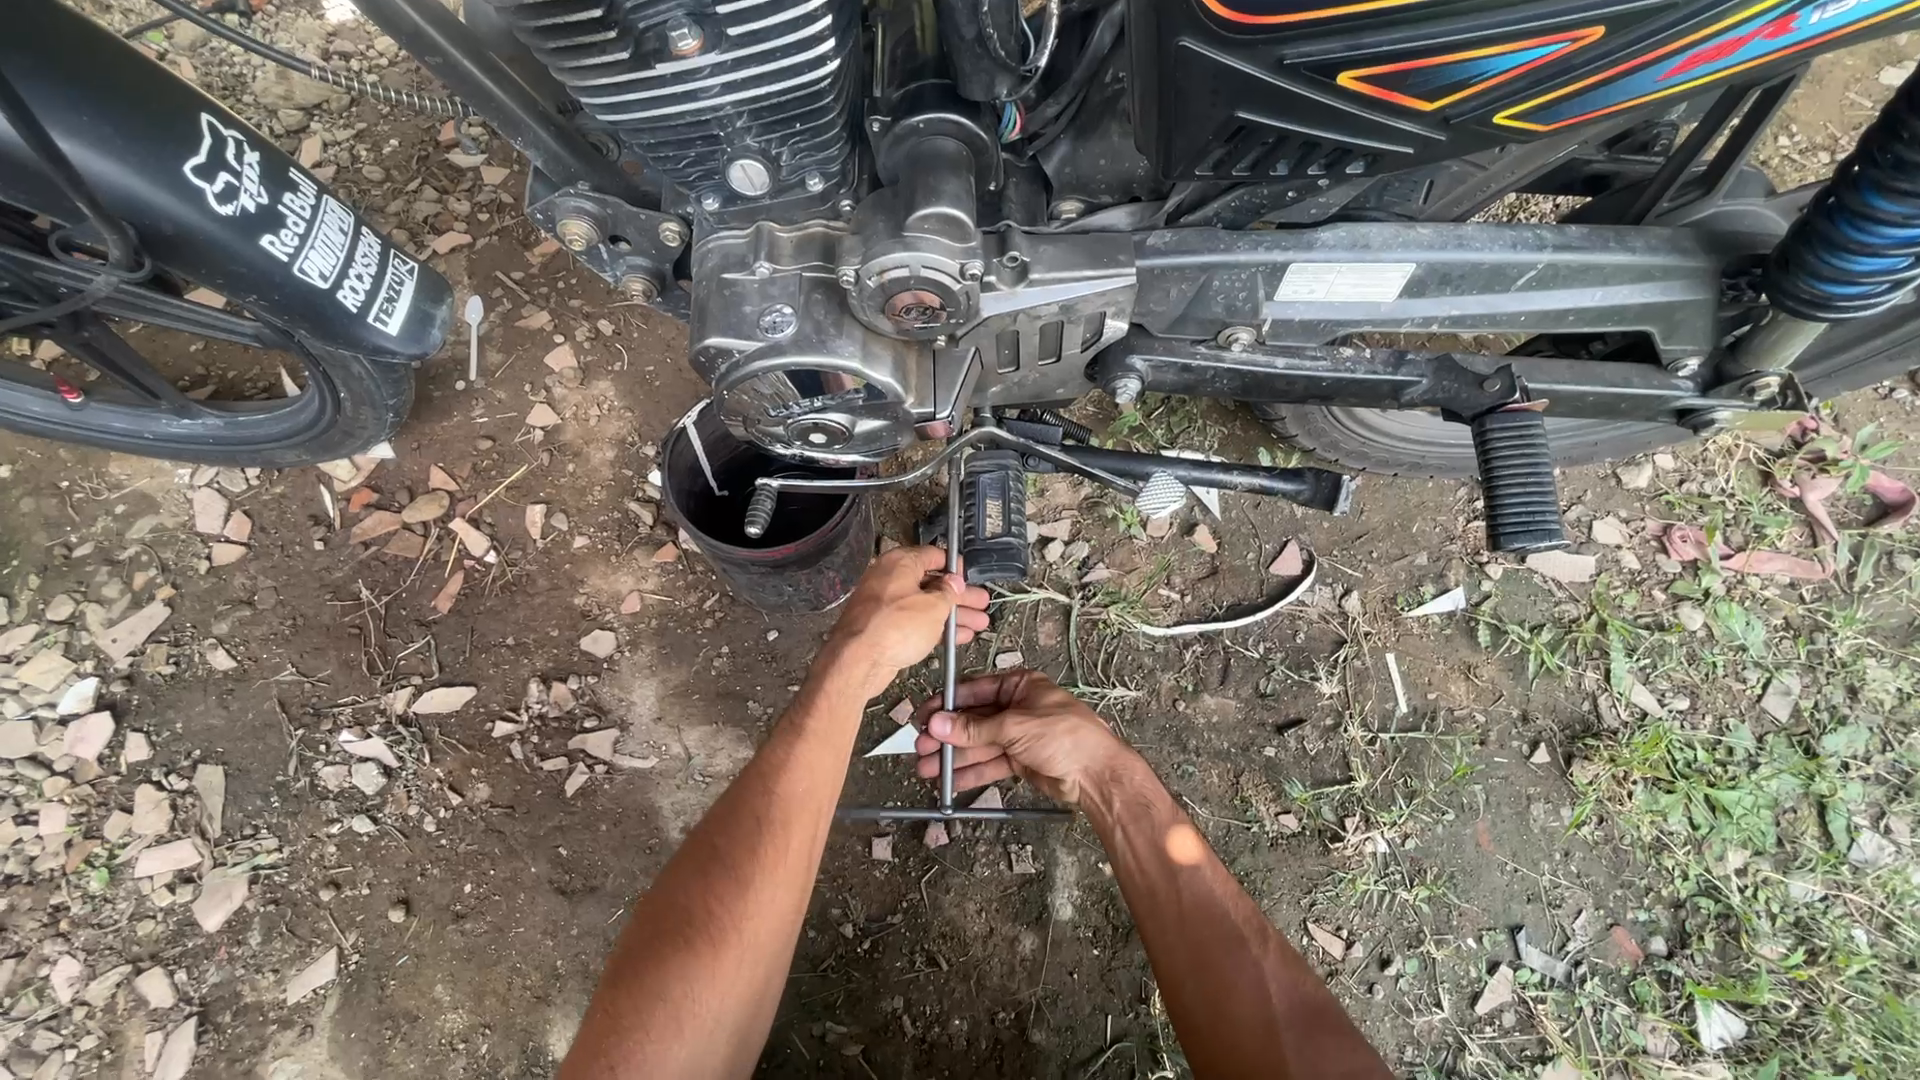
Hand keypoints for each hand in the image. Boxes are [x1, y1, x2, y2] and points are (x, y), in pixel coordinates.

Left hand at [825, 546, 990, 698]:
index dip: (954, 566)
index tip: (968, 577)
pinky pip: (915, 623)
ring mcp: (885, 605)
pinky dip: (936, 628)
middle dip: (959, 596)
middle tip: (979, 602)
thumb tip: (954, 584)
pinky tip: (956, 636)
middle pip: (932, 583)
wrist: (859, 661)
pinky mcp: (884, 628)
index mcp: (899, 564)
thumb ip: (948, 593)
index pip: (933, 555)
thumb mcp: (933, 607)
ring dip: (953, 614)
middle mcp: (890, 580)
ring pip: (926, 606)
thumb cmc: (890, 628)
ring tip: (977, 622)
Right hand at [913, 670, 1134, 804]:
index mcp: (1019, 686)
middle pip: (973, 720)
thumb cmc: (1067, 736)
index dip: (946, 705)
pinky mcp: (1021, 760)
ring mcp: (1018, 735)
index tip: (923, 717)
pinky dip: (971, 772)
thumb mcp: (1015, 726)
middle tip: (920, 749)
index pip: (974, 691)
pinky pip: (989, 763)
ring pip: (978, 744)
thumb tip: (938, 724)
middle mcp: (1017, 707)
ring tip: (927, 770)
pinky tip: (951, 782)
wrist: (1097, 774)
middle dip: (947, 736)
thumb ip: (974, 728)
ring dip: (954, 757)